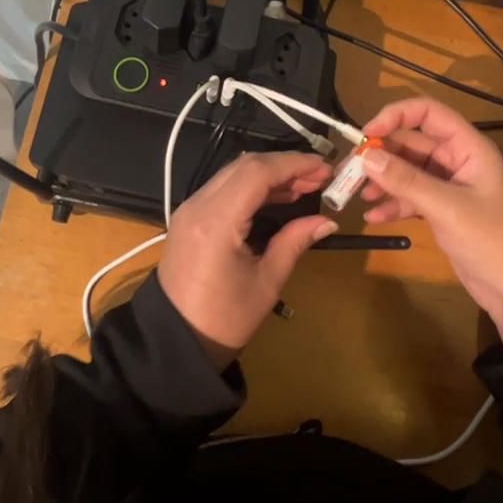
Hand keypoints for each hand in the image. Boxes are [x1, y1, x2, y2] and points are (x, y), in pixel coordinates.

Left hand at [159, 151, 335, 368]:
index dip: (293, 164)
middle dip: (284, 165)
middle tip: (319, 177)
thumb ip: (294, 242)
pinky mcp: (189, 216)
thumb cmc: (224, 319)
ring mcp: (190, 207)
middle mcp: (199, 204)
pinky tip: (277, 197)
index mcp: (217, 220)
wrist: (175, 339)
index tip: (324, 168)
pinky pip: (223, 187)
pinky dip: (251, 185)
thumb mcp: (266, 282)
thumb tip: (327, 222)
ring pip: (233, 173)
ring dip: (268, 174)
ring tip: (304, 186)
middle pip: (244, 166)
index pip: (257, 172)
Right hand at [359, 98, 502, 356]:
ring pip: (408, 171)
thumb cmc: (494, 242)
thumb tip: (366, 156)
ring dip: (383, 179)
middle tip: (351, 168)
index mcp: (469, 148)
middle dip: (382, 153)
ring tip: (356, 194)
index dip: (396, 115)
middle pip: (413, 142)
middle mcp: (458, 162)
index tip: (366, 133)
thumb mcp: (447, 208)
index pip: (428, 113)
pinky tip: (373, 217)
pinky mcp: (444, 212)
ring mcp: (451, 188)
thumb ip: (405, 180)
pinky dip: (392, 204)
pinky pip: (412, 197)